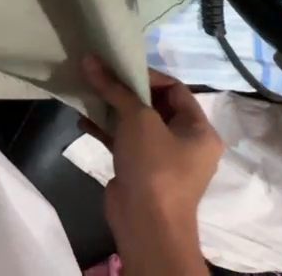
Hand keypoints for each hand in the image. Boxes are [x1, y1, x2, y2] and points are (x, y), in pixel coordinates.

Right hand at [83, 56, 222, 274]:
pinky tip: (82, 118)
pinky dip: (105, 127)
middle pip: (154, 103)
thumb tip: (89, 58)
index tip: (115, 66)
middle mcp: (185, 142)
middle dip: (123, 89)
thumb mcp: (138, 120)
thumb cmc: (155, 166)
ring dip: (110, 106)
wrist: (147, 222)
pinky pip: (123, 138)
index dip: (146, 74)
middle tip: (97, 75)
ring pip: (135, 121)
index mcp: (199, 130)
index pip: (175, 89)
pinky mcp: (141, 167)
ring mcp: (163, 156)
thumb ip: (115, 88)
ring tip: (86, 92)